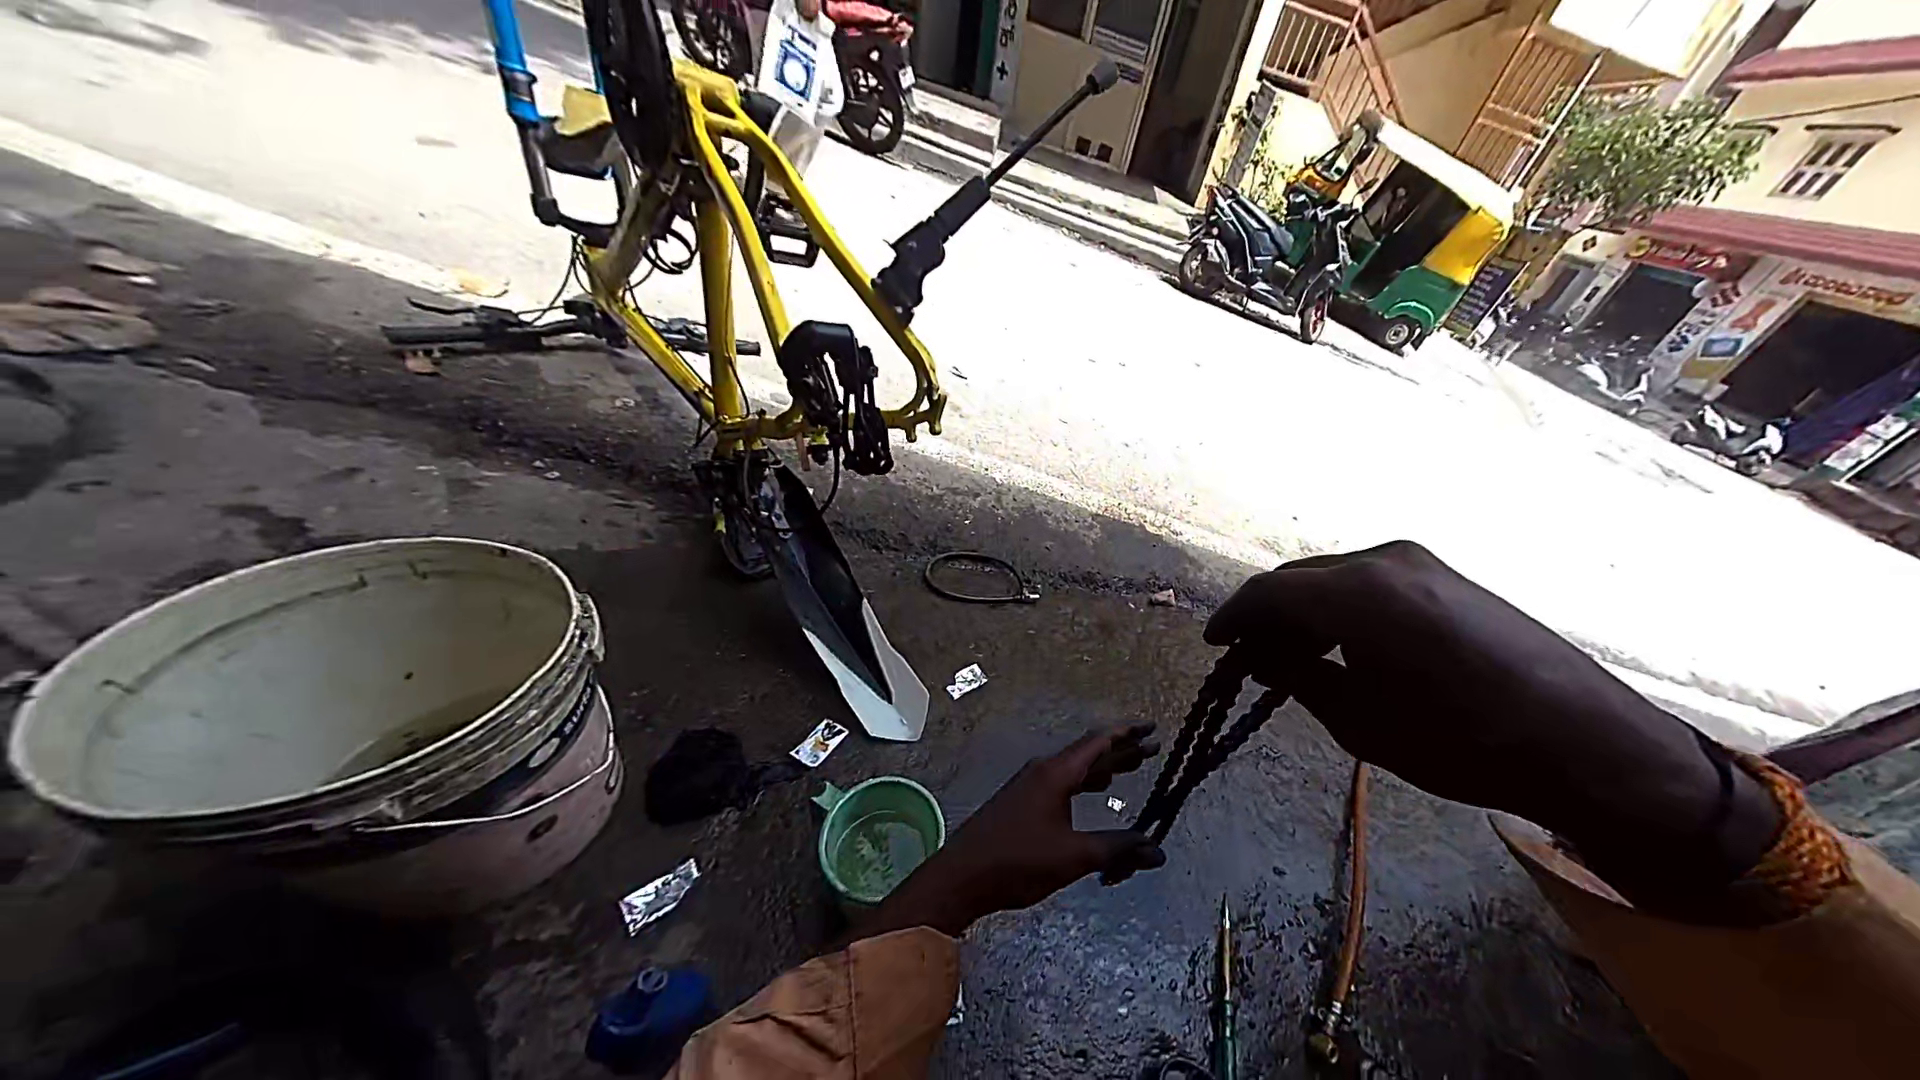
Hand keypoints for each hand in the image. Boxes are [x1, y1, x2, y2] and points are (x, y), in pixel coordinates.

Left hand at [862, 725, 1164, 937]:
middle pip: (1088, 753)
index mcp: (1055, 773)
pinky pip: (1064, 784)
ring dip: (1104, 768)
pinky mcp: (1024, 801)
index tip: (1152, 729)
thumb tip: (1157, 849)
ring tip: (1132, 767)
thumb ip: (1116, 849)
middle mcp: (1043, 771)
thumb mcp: (1073, 856)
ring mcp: (1031, 785)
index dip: (1127, 734)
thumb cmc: (1018, 861)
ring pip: (1076, 769)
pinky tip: (1097, 792)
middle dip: (1121, 750)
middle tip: (1153, 748)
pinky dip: (1086, 784)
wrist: (963, 875)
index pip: (1097, 743)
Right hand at [1205, 541, 1780, 910]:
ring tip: (1291, 658)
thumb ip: (1297, 677)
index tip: (1215, 645)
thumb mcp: (1359, 721)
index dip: (1232, 619)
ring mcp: (1418, 562)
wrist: (1590, 745)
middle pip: (1296, 580)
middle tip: (1251, 660)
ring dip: (1301, 613)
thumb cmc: (1463, 742)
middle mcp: (1383, 561)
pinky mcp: (1443, 574)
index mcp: (1357, 595)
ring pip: (1329, 578)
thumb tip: (1259, 658)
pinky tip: (1337, 644)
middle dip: (1265, 618)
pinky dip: (1337, 609)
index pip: (1267, 593)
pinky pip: (1366, 582)